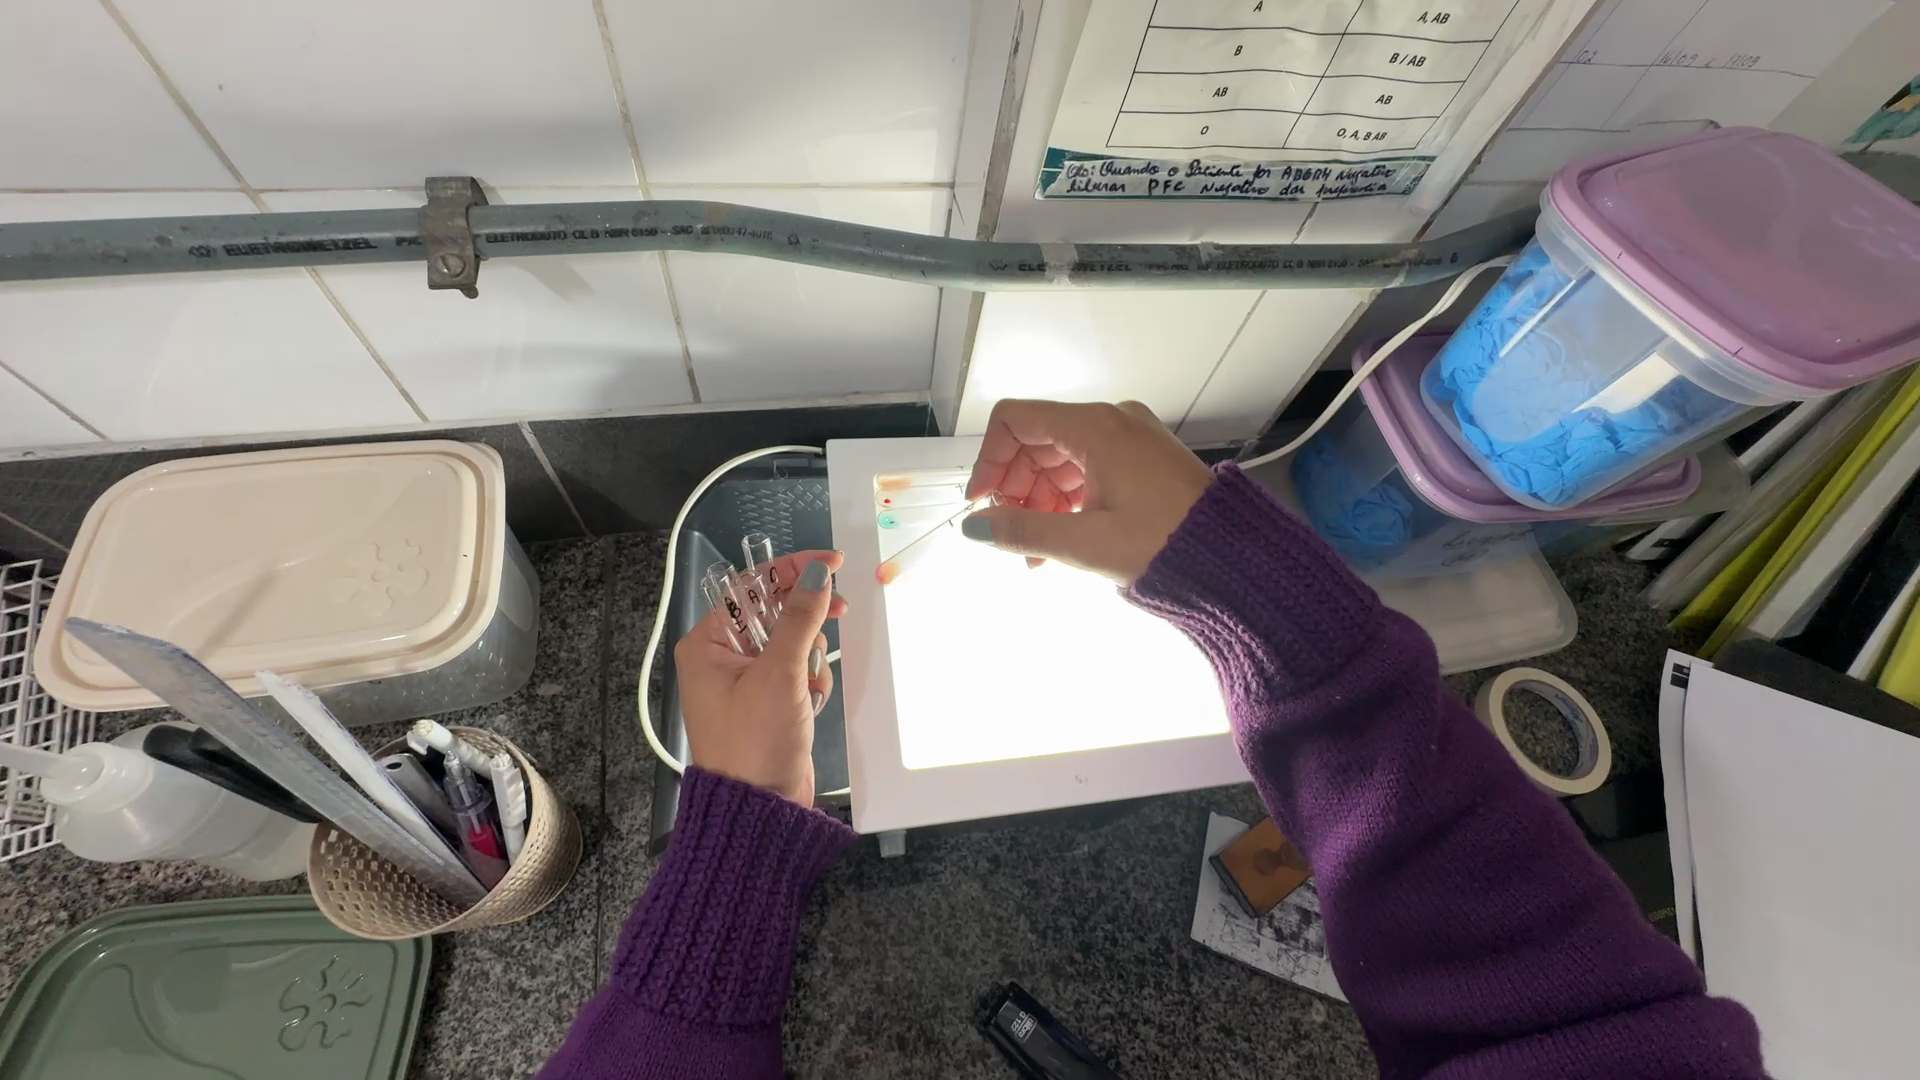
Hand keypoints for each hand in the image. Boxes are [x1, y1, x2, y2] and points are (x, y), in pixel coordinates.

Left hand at [674, 550, 845, 805]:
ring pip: (793, 642)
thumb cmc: (757, 740)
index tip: (832, 563)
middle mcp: (722, 658)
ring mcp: (746, 682)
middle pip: (775, 612)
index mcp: (708, 644)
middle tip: (842, 611)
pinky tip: (811, 704)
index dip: (792, 570)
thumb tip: (818, 573)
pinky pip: (798, 671)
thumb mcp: (780, 673)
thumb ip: (800, 618)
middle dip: (807, 620)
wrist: (760, 812)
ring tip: (810, 687)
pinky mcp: (769, 703)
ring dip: (810, 659)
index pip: (751, 587)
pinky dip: (811, 682)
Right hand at [963, 400, 1213, 584]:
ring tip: (1035, 553)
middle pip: (1035, 441)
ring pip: (1059, 460)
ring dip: (1039, 501)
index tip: (980, 501)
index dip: (988, 458)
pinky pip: (1086, 470)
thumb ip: (1022, 529)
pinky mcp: (1140, 459)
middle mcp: (1109, 421)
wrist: (1234, 557)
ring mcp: (1127, 438)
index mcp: (1094, 427)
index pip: (1015, 420)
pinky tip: (1059, 540)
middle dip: (1014, 487)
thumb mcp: (1084, 541)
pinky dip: (1066, 501)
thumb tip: (974, 528)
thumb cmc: (1165, 543)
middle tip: (1009, 533)